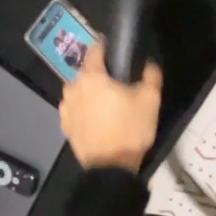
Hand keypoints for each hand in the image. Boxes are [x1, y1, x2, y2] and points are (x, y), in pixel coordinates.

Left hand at [58, 41, 161, 172]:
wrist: (111, 168)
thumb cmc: (130, 129)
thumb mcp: (150, 100)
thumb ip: (151, 75)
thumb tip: (149, 63)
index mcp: (92, 76)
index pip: (95, 50)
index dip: (106, 46)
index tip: (116, 48)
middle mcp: (73, 87)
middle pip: (86, 71)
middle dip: (100, 72)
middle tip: (118, 80)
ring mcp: (66, 108)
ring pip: (79, 90)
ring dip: (90, 91)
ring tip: (107, 100)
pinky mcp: (65, 125)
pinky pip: (75, 108)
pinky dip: (83, 108)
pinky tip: (97, 116)